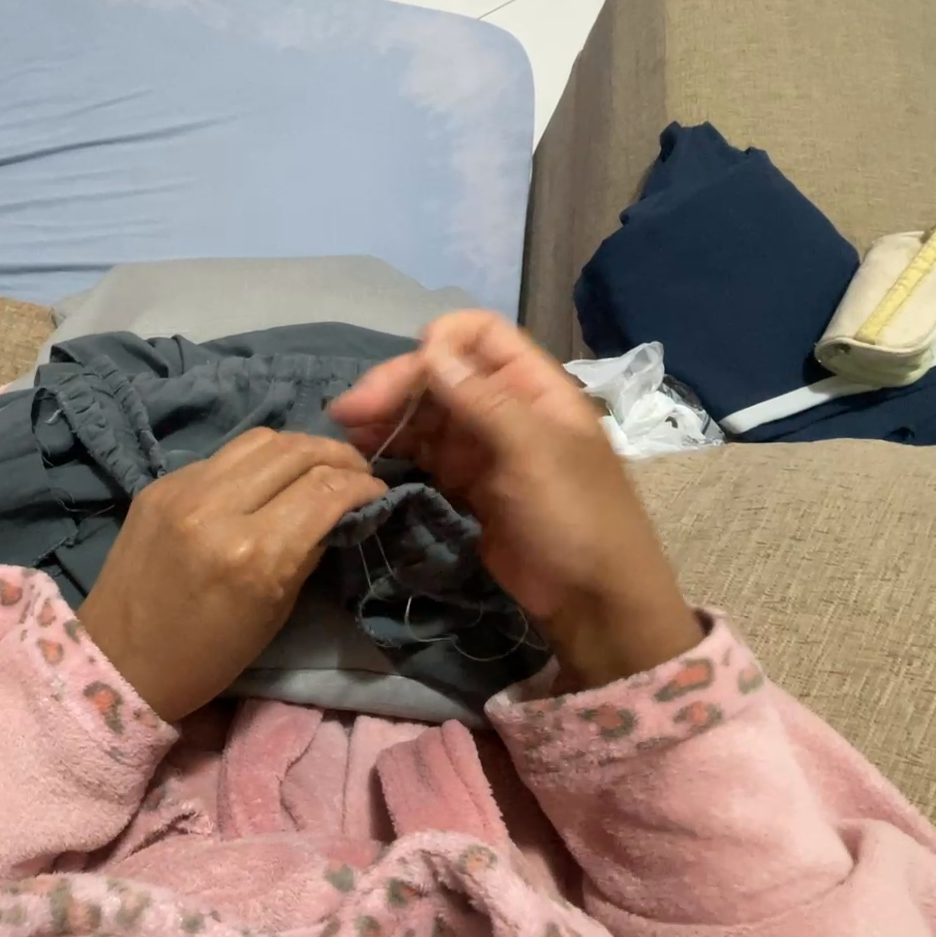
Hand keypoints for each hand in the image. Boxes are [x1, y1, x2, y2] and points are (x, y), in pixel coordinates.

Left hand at [76, 429, 387, 721]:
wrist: (118, 660)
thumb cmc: (206, 655)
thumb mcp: (275, 612)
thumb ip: (309, 550)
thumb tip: (339, 512)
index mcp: (252, 553)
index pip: (326, 489)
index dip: (363, 485)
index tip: (378, 492)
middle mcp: (217, 507)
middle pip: (297, 450)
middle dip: (339, 456)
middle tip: (356, 473)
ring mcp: (182, 489)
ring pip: (261, 438)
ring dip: (300, 448)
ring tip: (316, 467)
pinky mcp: (160, 484)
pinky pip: (223, 456)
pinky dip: (257, 462)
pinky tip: (265, 481)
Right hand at [330, 310, 701, 689]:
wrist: (590, 600)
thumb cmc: (576, 518)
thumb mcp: (534, 452)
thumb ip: (482, 399)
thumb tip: (430, 348)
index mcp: (533, 387)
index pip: (481, 336)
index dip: (441, 341)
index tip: (406, 370)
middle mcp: (504, 407)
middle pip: (440, 375)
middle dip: (395, 386)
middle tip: (347, 411)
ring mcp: (481, 446)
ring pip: (425, 415)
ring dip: (387, 417)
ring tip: (345, 432)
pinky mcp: (463, 483)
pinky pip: (422, 453)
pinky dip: (394, 449)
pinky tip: (365, 453)